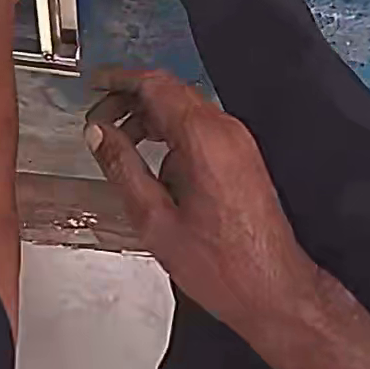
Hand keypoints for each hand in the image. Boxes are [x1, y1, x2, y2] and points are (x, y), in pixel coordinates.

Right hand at [83, 68, 323, 336]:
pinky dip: (170, 131)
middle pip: (169, 91)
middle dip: (129, 99)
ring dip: (149, 116)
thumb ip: (122, 167)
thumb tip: (98, 134)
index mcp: (203, 138)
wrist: (274, 288)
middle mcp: (224, 129)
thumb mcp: (154, 219)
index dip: (120, 79)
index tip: (95, 84)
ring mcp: (237, 140)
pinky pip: (200, 126)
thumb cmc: (221, 265)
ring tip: (119, 142)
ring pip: (184, 107)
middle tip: (99, 119)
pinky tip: (152, 162)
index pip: (156, 85)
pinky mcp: (241, 153)